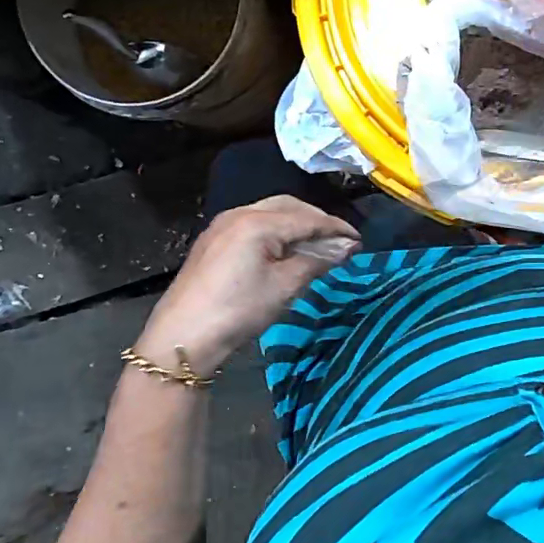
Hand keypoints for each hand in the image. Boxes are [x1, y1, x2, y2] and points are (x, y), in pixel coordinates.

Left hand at [133, 195, 359, 377]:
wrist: (183, 335)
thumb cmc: (239, 310)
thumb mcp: (285, 287)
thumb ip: (317, 261)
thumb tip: (346, 248)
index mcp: (258, 221)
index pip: (307, 218)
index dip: (336, 229)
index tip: (359, 241)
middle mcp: (239, 213)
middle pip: (288, 207)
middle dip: (316, 221)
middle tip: (339, 240)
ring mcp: (223, 225)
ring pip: (269, 213)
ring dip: (296, 225)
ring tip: (316, 245)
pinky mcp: (214, 240)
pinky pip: (254, 224)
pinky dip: (276, 232)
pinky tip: (285, 250)